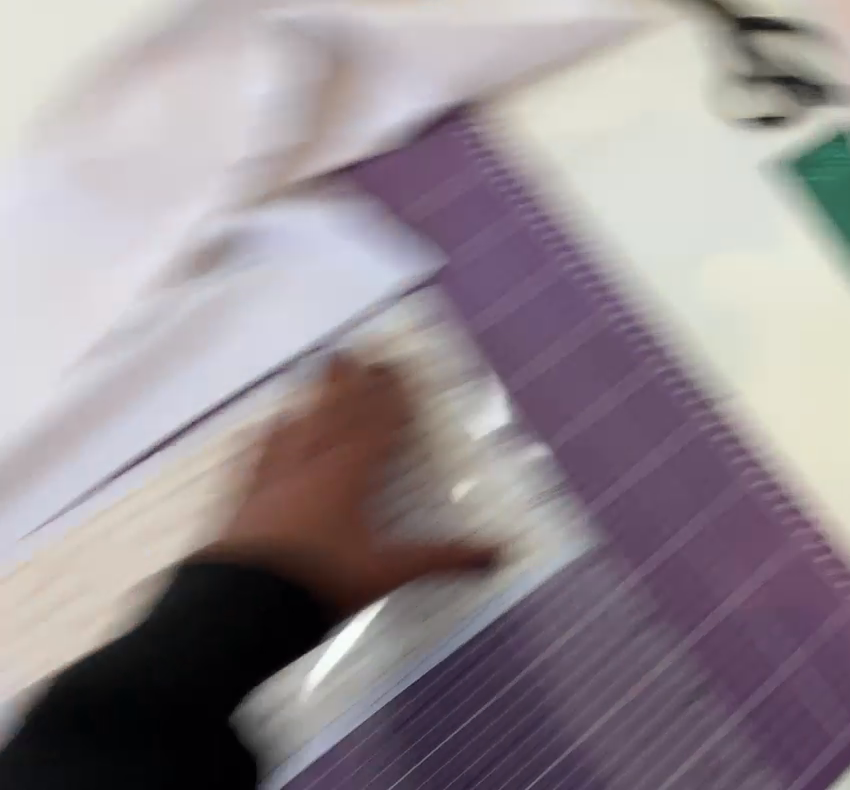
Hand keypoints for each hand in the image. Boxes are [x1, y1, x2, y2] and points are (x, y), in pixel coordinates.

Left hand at [207, 354, 499, 615]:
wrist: (228, 617)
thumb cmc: (318, 582)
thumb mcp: (389, 571)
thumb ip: (446, 558)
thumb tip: (504, 554)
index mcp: (350, 476)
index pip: (375, 425)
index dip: (388, 396)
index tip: (396, 367)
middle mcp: (310, 469)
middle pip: (332, 416)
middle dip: (346, 383)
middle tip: (351, 351)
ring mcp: (269, 483)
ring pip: (293, 429)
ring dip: (307, 400)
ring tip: (312, 374)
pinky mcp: (238, 504)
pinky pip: (253, 459)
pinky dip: (261, 438)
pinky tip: (259, 429)